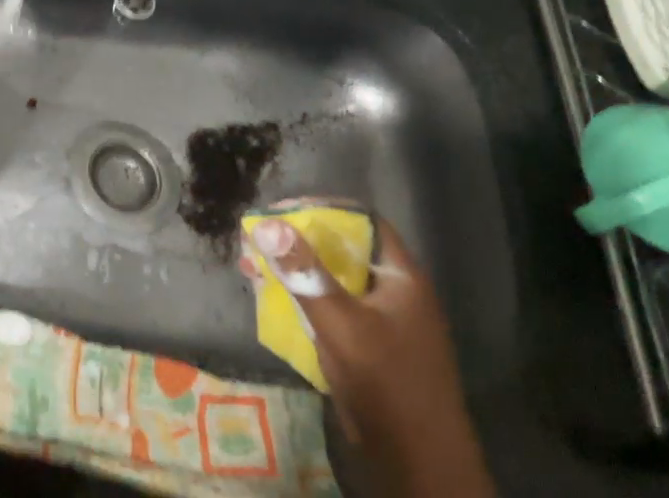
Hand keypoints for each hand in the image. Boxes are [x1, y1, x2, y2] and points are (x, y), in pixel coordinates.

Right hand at [242, 211, 494, 497]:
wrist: (417, 459)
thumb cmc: (385, 382)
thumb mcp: (340, 323)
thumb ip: (305, 274)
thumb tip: (267, 224)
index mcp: (400, 277)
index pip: (362, 222)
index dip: (321, 209)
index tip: (278, 211)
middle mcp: (392, 292)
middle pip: (341, 250)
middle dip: (296, 241)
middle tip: (254, 240)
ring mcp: (379, 321)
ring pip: (330, 281)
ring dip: (292, 272)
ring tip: (251, 268)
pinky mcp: (365, 346)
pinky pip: (329, 310)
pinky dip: (300, 301)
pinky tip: (269, 302)